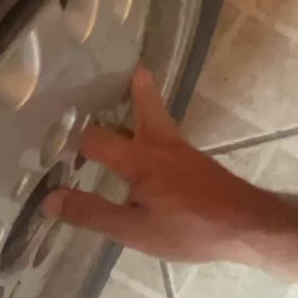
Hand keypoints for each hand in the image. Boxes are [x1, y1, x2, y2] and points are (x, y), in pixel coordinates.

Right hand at [41, 66, 284, 263]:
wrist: (247, 224)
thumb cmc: (191, 228)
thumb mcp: (135, 229)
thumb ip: (93, 213)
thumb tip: (50, 199)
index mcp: (141, 159)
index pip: (96, 139)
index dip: (71, 138)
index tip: (50, 131)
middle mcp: (162, 145)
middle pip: (146, 107)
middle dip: (136, 88)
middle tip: (129, 68)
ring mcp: (183, 152)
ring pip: (160, 119)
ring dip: (147, 103)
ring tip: (137, 90)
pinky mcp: (197, 162)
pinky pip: (169, 136)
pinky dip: (156, 128)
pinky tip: (150, 146)